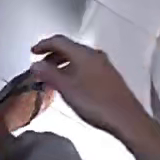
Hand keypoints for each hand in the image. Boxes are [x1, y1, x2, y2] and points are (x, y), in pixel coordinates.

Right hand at [29, 35, 159, 148]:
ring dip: (62, 63)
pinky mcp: (109, 76)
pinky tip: (70, 84)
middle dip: (52, 54)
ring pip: (78, 58)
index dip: (43, 44)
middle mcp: (94, 54)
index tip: (32, 51)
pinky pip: (86, 66)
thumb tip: (35, 64)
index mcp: (83, 53)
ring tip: (52, 77)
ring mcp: (104, 65)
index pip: (59, 40)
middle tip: (40, 65)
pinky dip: (73, 69)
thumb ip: (49, 74)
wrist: (127, 119)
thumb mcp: (67, 89)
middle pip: (69, 48)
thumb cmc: (95, 103)